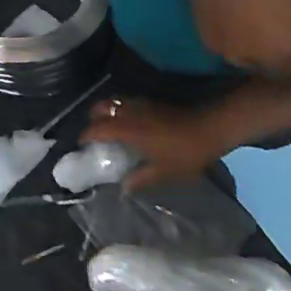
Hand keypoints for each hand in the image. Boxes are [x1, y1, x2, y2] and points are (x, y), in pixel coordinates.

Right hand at [79, 97, 226, 190]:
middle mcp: (130, 112)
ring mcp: (142, 104)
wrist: (210, 129)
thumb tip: (123, 187)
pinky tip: (131, 126)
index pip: (97, 128)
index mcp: (127, 128)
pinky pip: (128, 103)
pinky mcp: (153, 102)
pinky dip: (122, 111)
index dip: (85, 136)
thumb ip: (139, 179)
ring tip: (110, 131)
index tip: (81, 146)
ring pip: (115, 103)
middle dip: (93, 118)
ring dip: (108, 113)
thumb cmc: (184, 153)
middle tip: (94, 135)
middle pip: (102, 107)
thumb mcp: (162, 172)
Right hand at [179, 0, 290, 83]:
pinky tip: (235, 17)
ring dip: (262, 52)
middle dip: (289, 63)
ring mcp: (238, 59)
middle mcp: (270, 65)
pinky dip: (237, 41)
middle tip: (287, 37)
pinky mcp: (214, 49)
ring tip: (258, 24)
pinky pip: (233, 51)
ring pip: (256, 64)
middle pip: (285, 77)